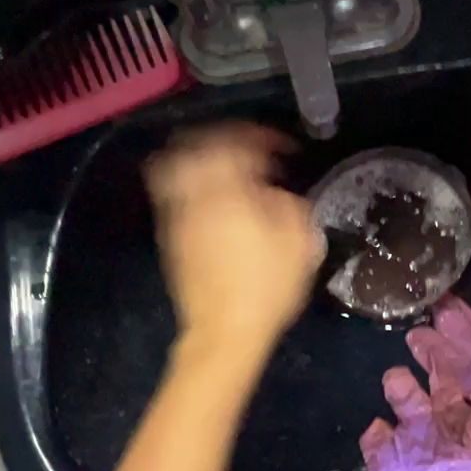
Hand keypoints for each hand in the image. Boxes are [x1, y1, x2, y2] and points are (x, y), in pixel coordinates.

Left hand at [146, 122, 324, 355]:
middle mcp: (196, 196)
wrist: (224, 332)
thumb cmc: (267, 288)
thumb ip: (290, 206)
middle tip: (248, 151)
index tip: (285, 150)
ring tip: (227, 173)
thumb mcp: (299, 244)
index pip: (238, 143)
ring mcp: (178, 217)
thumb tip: (279, 195)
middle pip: (195, 147)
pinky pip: (176, 197)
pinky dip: (195, 189)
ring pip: (176, 169)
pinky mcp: (171, 239)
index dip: (264, 138)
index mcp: (229, 191)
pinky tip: (218, 206)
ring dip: (202, 161)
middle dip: (223, 140)